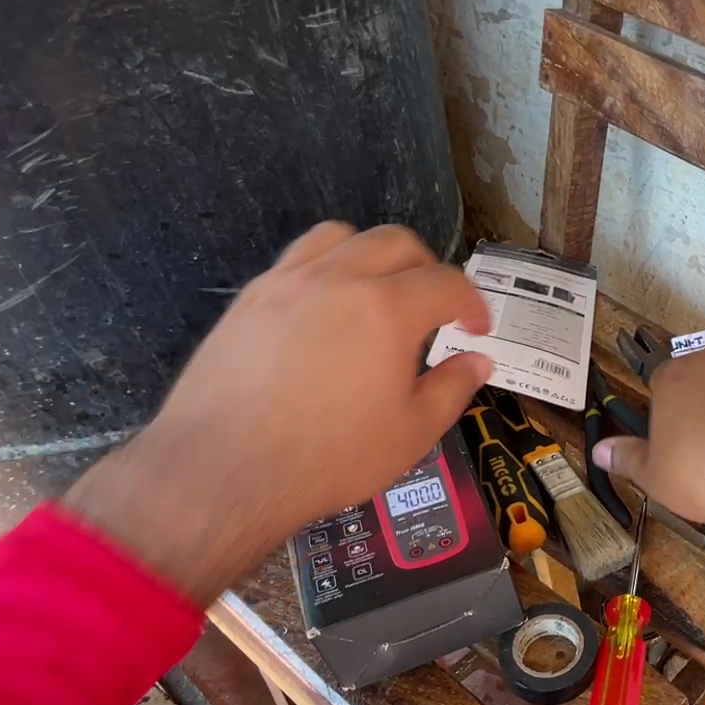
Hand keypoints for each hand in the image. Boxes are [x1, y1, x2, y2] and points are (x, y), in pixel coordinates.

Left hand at [64, 223, 491, 604]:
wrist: (227, 468)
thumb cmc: (334, 456)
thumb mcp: (414, 432)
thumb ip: (453, 388)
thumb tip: (478, 361)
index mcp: (388, 310)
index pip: (447, 283)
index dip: (473, 304)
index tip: (478, 330)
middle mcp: (338, 279)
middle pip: (397, 243)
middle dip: (430, 269)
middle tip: (437, 310)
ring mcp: (288, 282)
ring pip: (342, 237)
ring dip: (375, 256)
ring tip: (382, 295)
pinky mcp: (251, 298)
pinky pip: (299, 258)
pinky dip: (329, 269)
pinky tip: (329, 311)